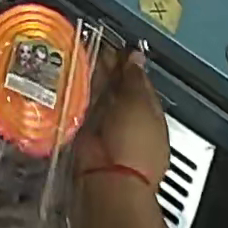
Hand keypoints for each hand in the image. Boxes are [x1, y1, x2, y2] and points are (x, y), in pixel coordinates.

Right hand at [79, 49, 169, 181]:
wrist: (110, 179)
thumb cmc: (134, 141)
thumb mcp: (139, 102)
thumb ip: (135, 78)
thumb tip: (137, 56)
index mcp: (150, 112)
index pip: (140, 81)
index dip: (129, 64)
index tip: (120, 48)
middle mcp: (129, 120)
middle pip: (119, 87)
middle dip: (110, 68)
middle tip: (101, 48)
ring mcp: (108, 128)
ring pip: (101, 96)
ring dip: (94, 78)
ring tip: (87, 57)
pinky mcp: (87, 135)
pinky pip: (84, 109)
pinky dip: (80, 94)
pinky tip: (77, 77)